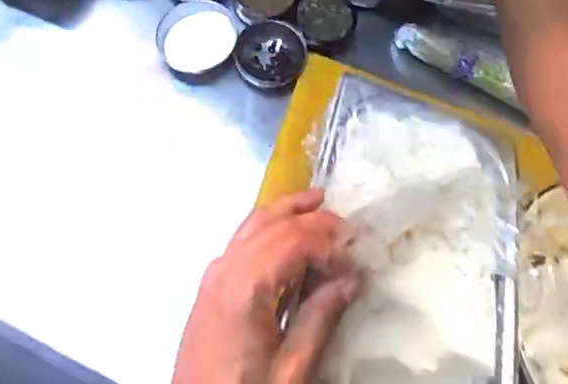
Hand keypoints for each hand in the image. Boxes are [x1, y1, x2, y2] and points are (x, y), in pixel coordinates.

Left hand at [173, 189, 361, 383]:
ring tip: (318, 201)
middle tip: (348, 229)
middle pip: (276, 223)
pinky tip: (285, 229)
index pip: (295, 240)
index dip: (329, 244)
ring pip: (256, 222)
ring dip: (288, 210)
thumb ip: (319, 319)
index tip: (356, 263)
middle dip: (313, 220)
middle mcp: (227, 265)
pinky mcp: (211, 283)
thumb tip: (351, 279)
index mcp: (246, 285)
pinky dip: (268, 224)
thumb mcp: (289, 371)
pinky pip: (243, 237)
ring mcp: (215, 271)